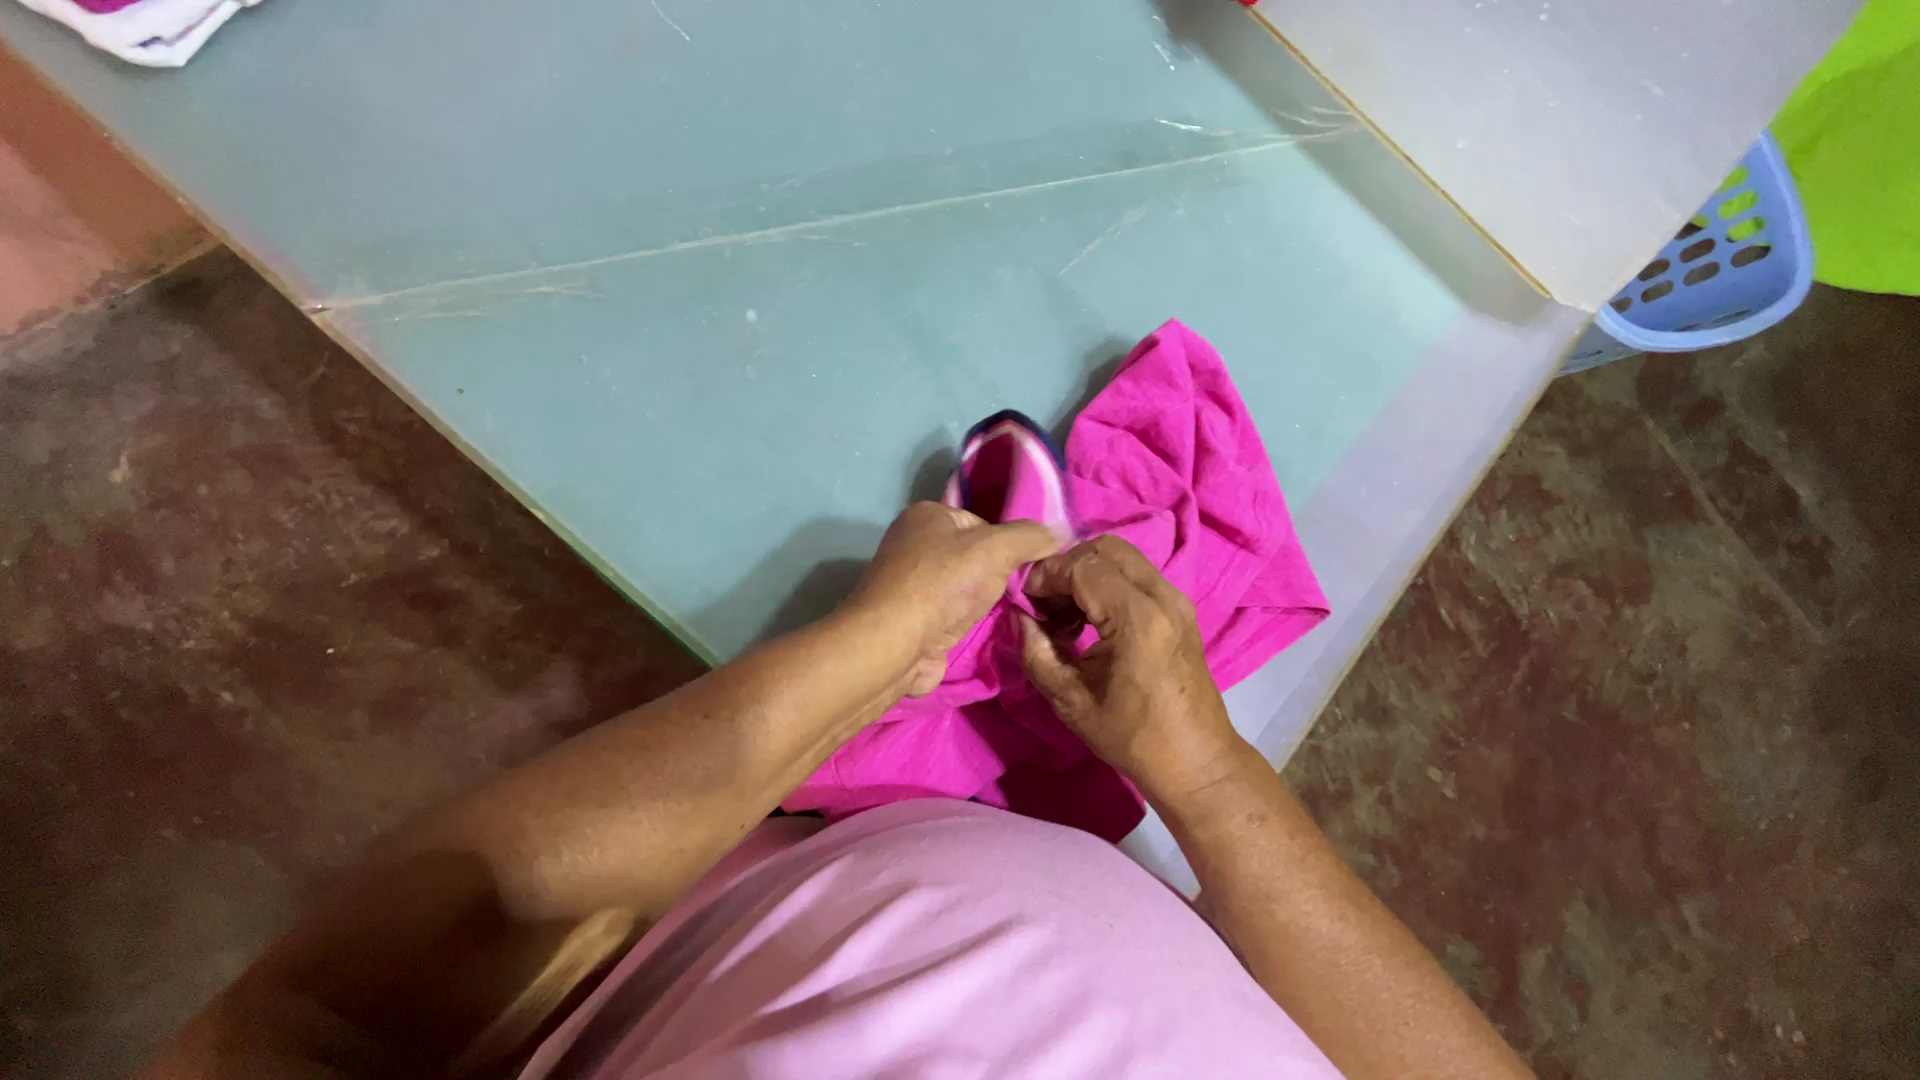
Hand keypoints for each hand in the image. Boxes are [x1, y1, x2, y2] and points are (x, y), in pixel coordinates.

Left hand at [844, 502, 1061, 695]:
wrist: (894, 646)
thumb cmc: (942, 586)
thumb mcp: (996, 549)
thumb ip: (1030, 537)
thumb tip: (1058, 534)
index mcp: (926, 515)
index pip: (983, 524)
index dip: (1008, 546)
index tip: (1025, 569)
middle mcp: (914, 544)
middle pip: (974, 557)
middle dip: (998, 577)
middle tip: (1020, 595)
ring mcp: (911, 584)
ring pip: (965, 588)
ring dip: (984, 604)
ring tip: (1005, 616)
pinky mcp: (913, 619)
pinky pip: (953, 615)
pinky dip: (968, 624)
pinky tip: (982, 633)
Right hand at [1018, 536, 1243, 802]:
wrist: (1196, 760)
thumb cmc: (1132, 736)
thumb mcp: (1069, 699)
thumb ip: (1036, 650)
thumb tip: (1017, 615)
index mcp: (1136, 618)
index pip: (1081, 566)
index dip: (1045, 575)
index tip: (1024, 600)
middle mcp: (1162, 596)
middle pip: (1104, 548)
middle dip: (1066, 566)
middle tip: (1044, 602)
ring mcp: (1176, 599)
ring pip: (1122, 556)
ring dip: (1086, 572)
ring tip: (1064, 613)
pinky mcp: (1180, 608)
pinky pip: (1136, 574)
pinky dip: (1107, 582)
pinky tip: (1090, 619)